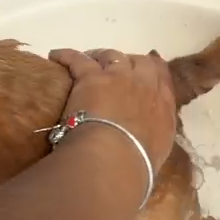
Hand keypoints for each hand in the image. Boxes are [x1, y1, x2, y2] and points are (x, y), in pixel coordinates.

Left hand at [48, 49, 177, 168]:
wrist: (115, 159)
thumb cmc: (137, 165)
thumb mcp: (157, 152)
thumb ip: (154, 136)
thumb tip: (145, 137)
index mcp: (163, 106)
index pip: (161, 77)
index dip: (153, 70)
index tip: (145, 69)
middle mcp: (144, 85)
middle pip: (140, 62)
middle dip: (130, 61)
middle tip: (116, 67)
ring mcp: (119, 77)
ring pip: (112, 56)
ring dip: (102, 56)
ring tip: (90, 60)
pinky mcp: (92, 77)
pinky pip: (78, 59)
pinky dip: (67, 56)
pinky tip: (56, 55)